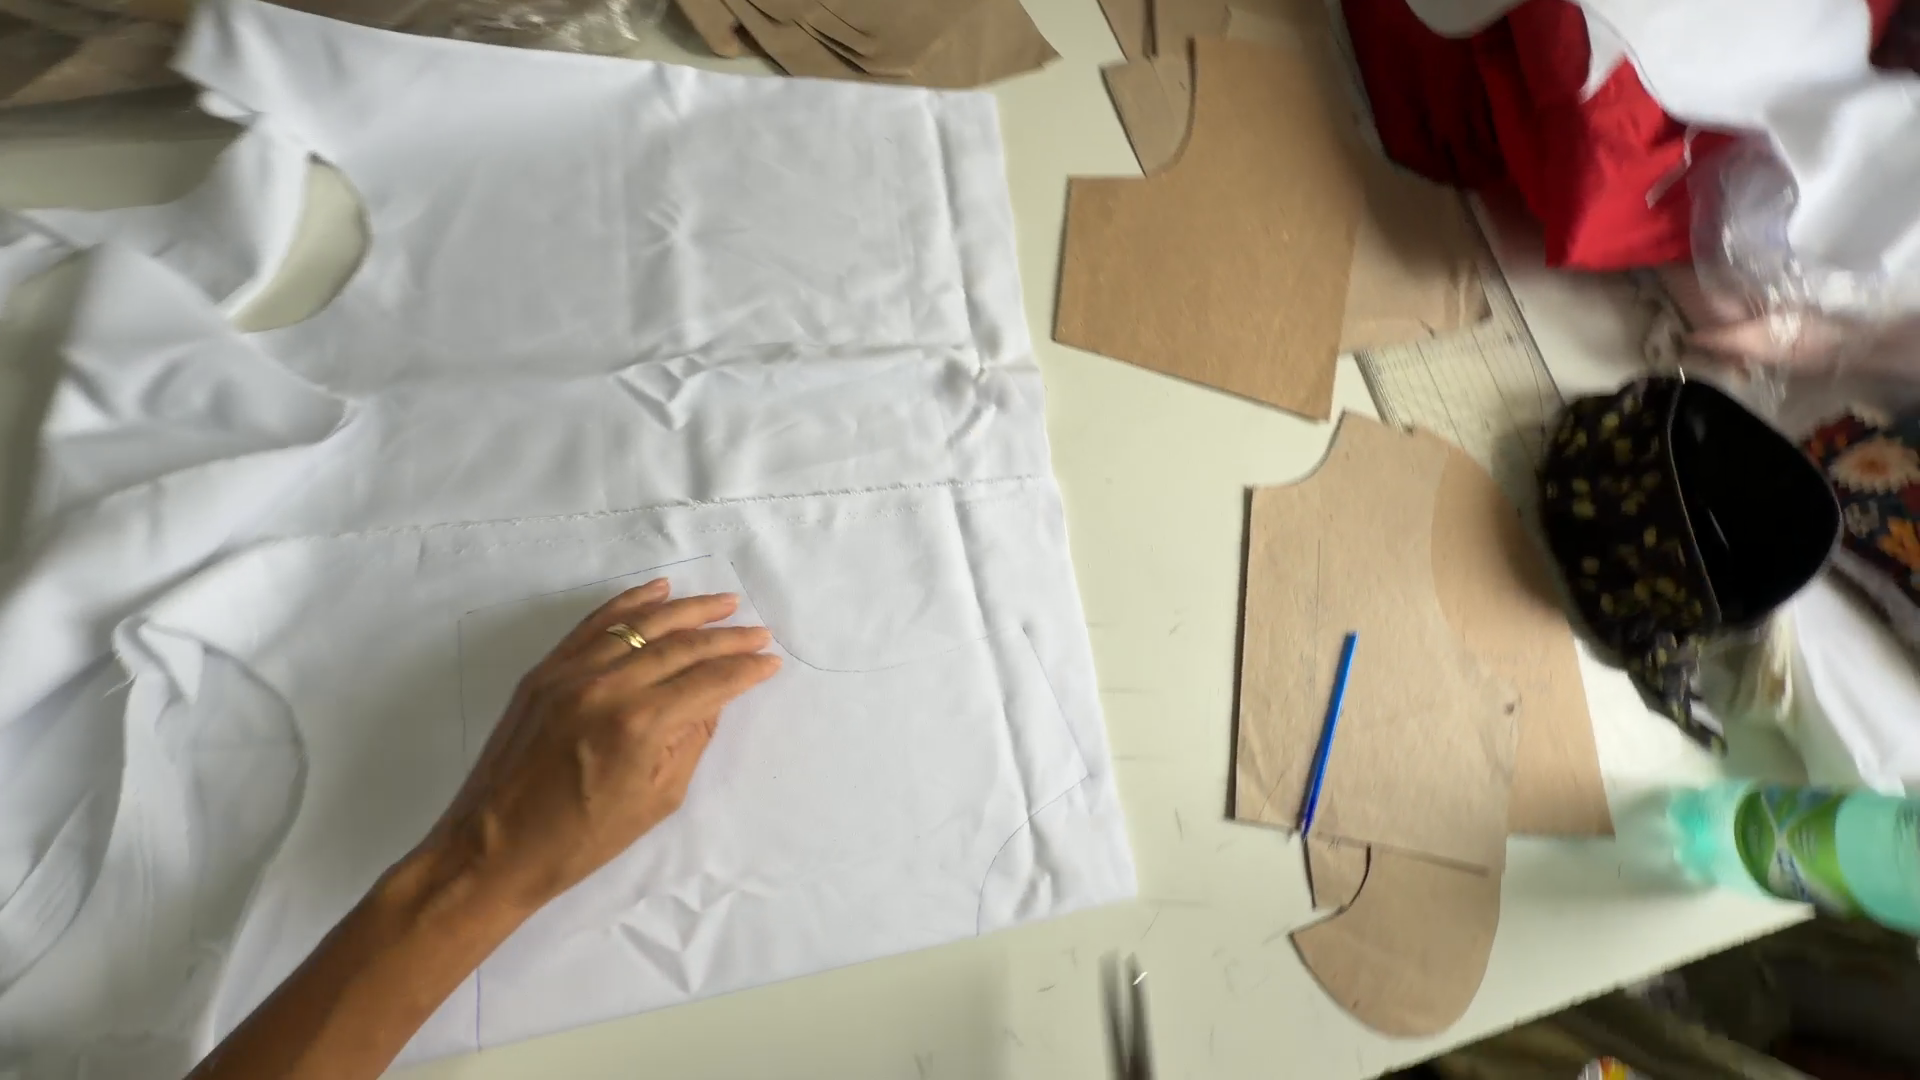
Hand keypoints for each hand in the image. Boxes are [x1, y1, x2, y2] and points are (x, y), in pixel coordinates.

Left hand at [422, 578, 779, 913]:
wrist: (491, 851)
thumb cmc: (584, 839)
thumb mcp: (659, 797)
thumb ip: (693, 737)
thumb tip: (716, 695)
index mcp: (641, 725)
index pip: (710, 681)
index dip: (746, 669)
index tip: (770, 660)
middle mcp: (608, 687)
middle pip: (683, 646)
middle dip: (729, 637)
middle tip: (760, 632)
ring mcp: (572, 673)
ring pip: (643, 625)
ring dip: (690, 610)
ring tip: (725, 603)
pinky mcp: (546, 671)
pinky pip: (596, 624)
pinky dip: (631, 603)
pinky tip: (660, 591)